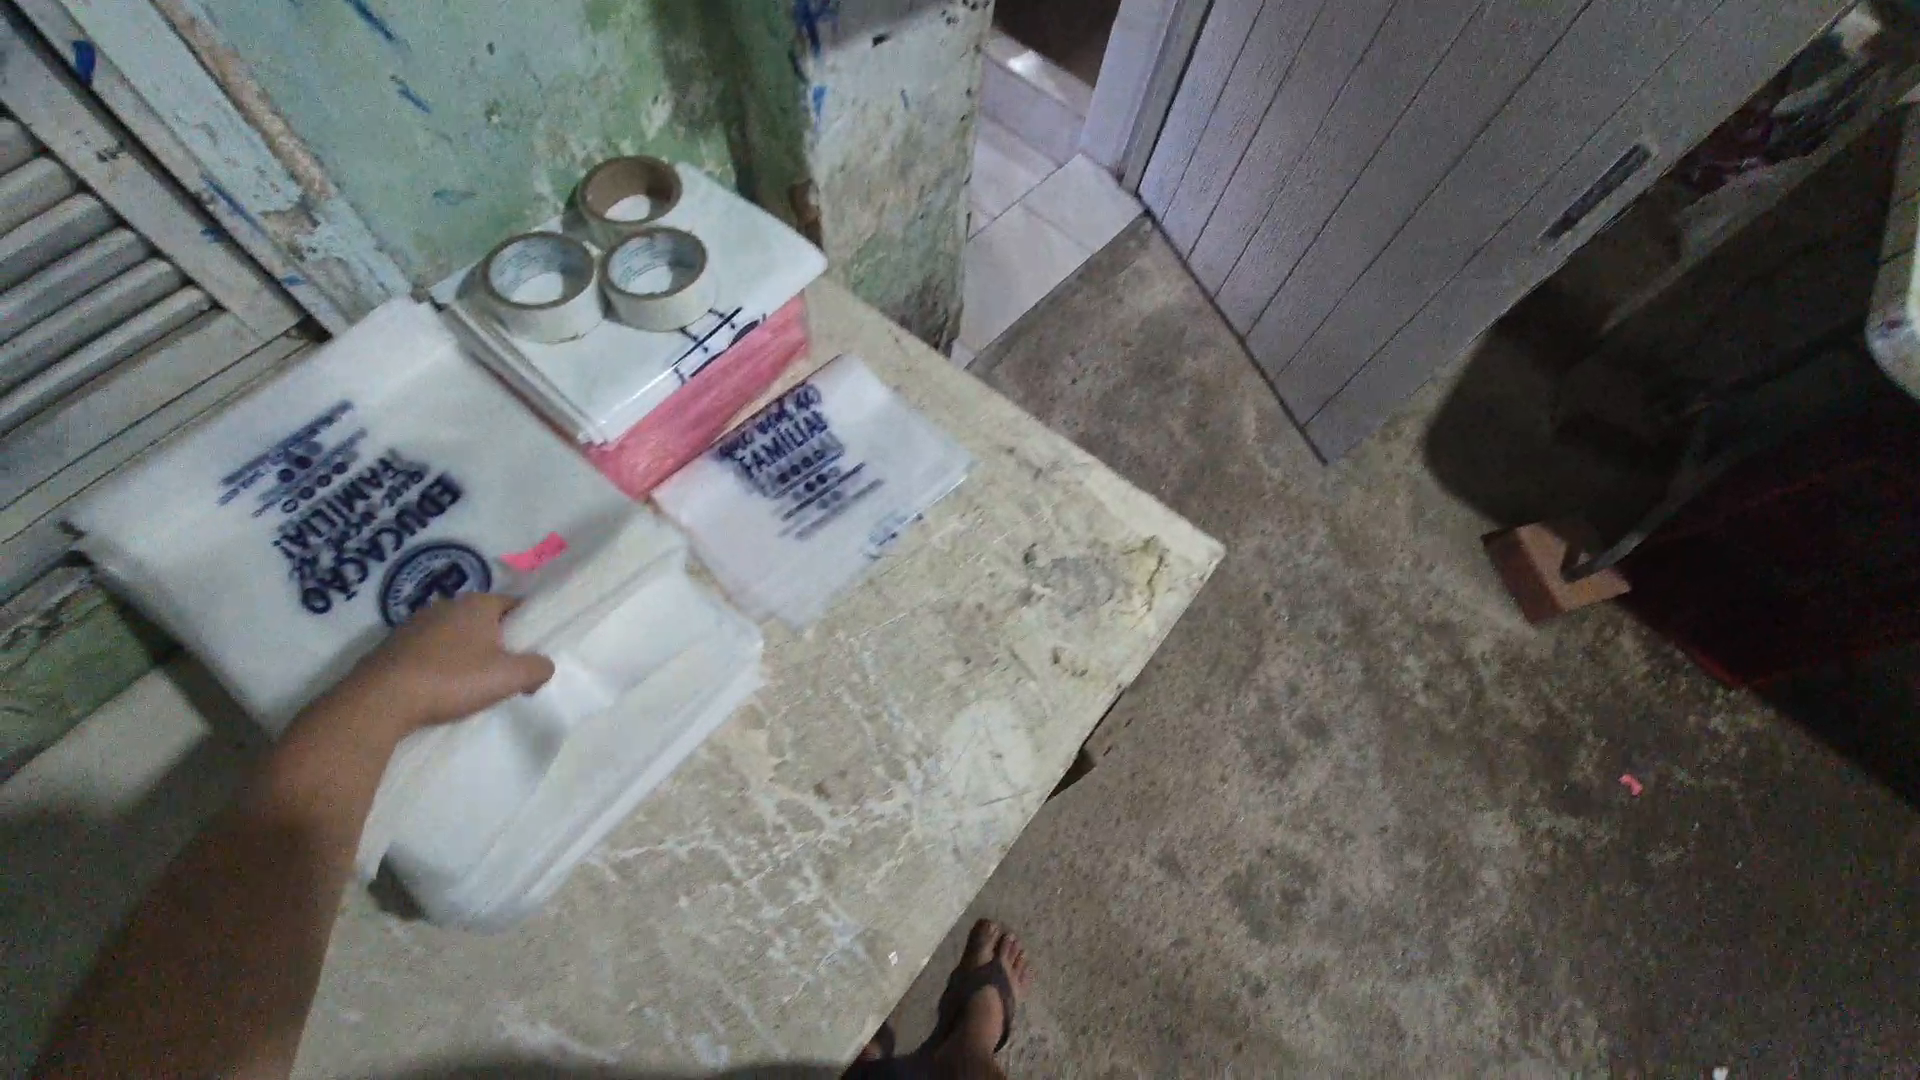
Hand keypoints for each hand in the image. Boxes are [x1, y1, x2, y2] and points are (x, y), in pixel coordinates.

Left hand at [339, 592, 554, 731]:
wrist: (378, 702)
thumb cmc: (452, 679)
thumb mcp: (510, 676)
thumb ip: (539, 668)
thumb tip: (543, 667)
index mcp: (477, 603)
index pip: (515, 605)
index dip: (529, 626)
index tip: (532, 650)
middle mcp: (446, 605)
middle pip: (484, 621)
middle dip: (497, 642)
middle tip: (507, 670)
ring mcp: (413, 624)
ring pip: (454, 636)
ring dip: (466, 654)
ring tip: (472, 683)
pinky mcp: (390, 647)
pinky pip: (428, 652)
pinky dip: (438, 665)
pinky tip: (439, 689)